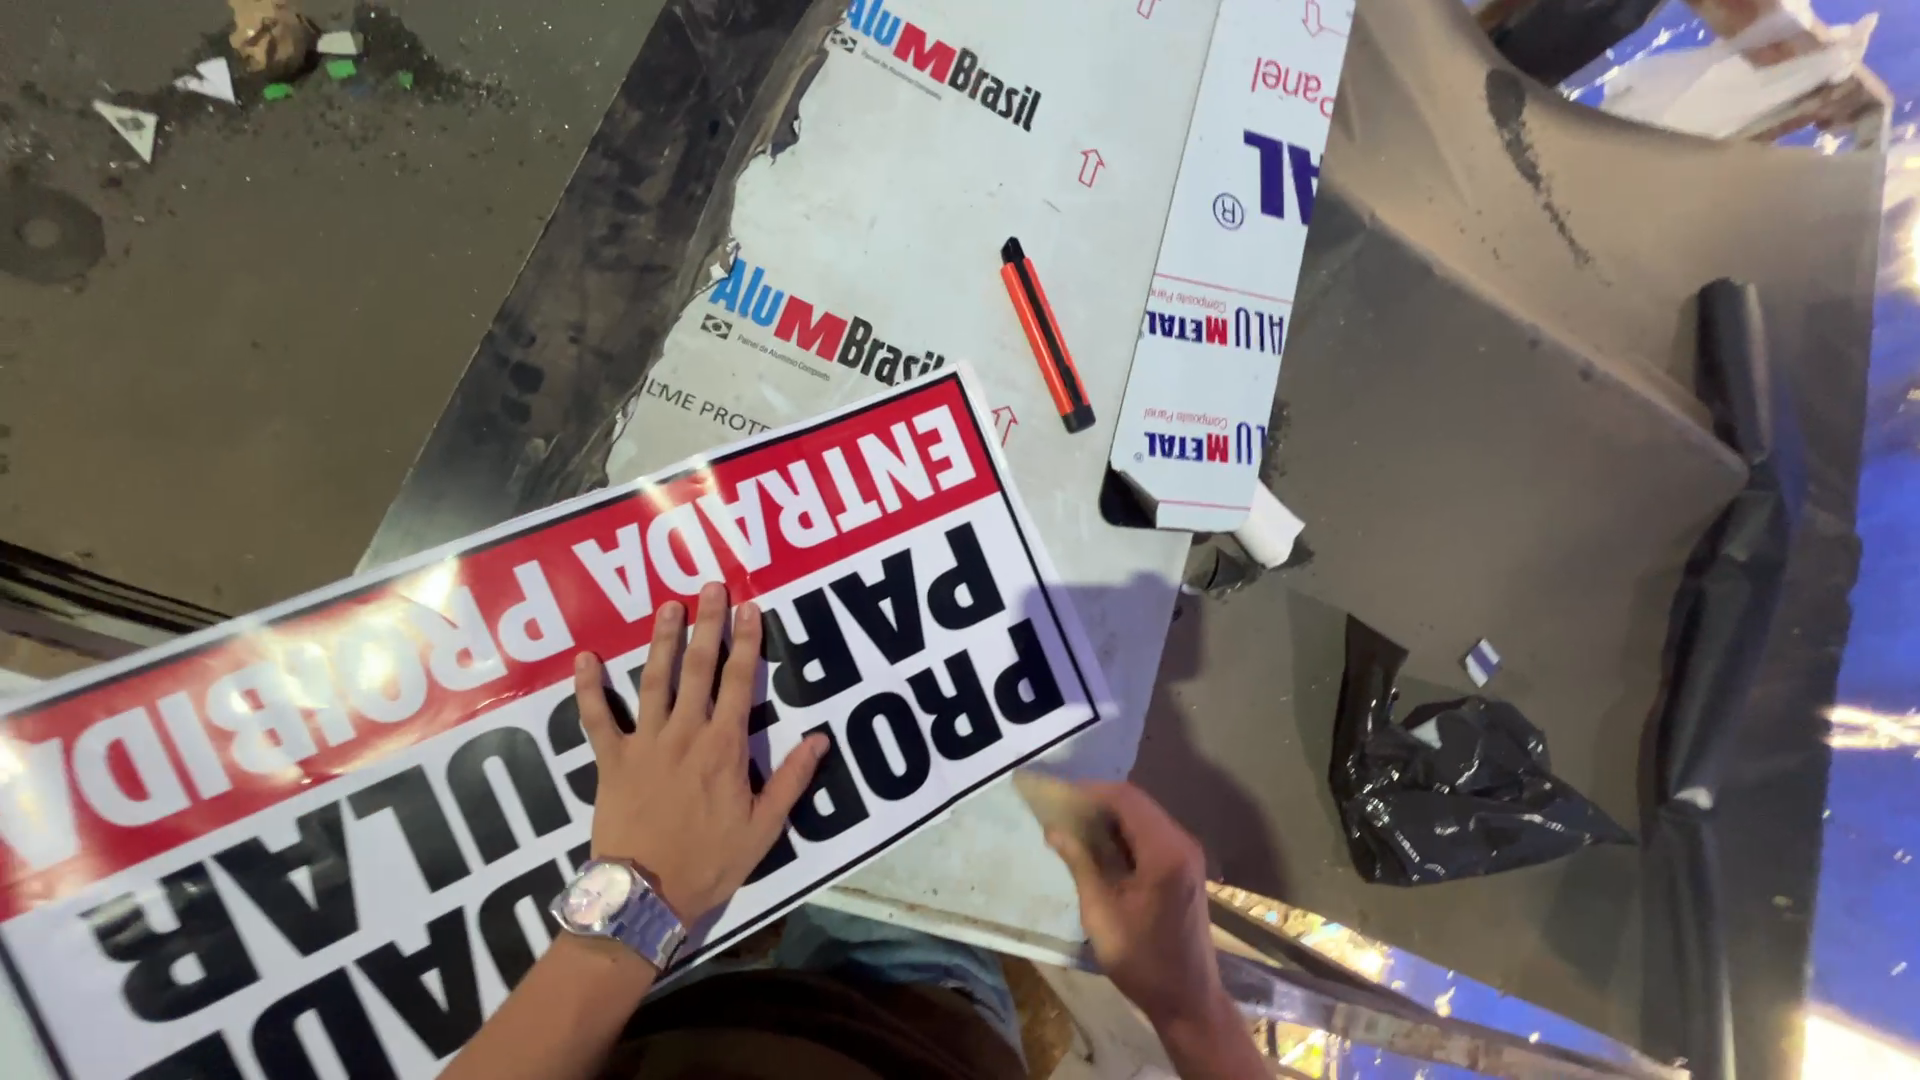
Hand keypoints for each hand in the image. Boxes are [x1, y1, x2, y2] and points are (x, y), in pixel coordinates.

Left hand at [576, 583, 828, 923]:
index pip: (739, 681)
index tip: (748, 607)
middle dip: (707, 624)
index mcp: (724, 746)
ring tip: (667, 606)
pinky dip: (589, 689)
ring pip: (654, 680)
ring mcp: (644, 743)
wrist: (644, 897)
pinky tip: (586, 658)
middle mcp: (685, 733)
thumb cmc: (709, 861)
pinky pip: (597, 718)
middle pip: (697, 668)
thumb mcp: (764, 827)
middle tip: (709, 586)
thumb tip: (820, 739)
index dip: (746, 641)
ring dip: (662, 640)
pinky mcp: (611, 760)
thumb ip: (791, 780)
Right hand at [1046, 783, 1226, 1029]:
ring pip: (1142, 815)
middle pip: (1135, 802)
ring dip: (1109, 815)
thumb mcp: (1100, 913)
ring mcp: (1186, 854)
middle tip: (1060, 809)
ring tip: (1073, 824)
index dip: (1090, 791)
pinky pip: (1150, 833)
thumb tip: (1054, 828)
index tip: (1057, 796)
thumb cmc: (1143, 961)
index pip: (1125, 798)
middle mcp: (1181, 843)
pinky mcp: (1184, 866)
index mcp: (1165, 851)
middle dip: (1096, 800)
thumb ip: (1079, 863)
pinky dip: (1123, 831)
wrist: (1189, 1001)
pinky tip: (1098, 845)